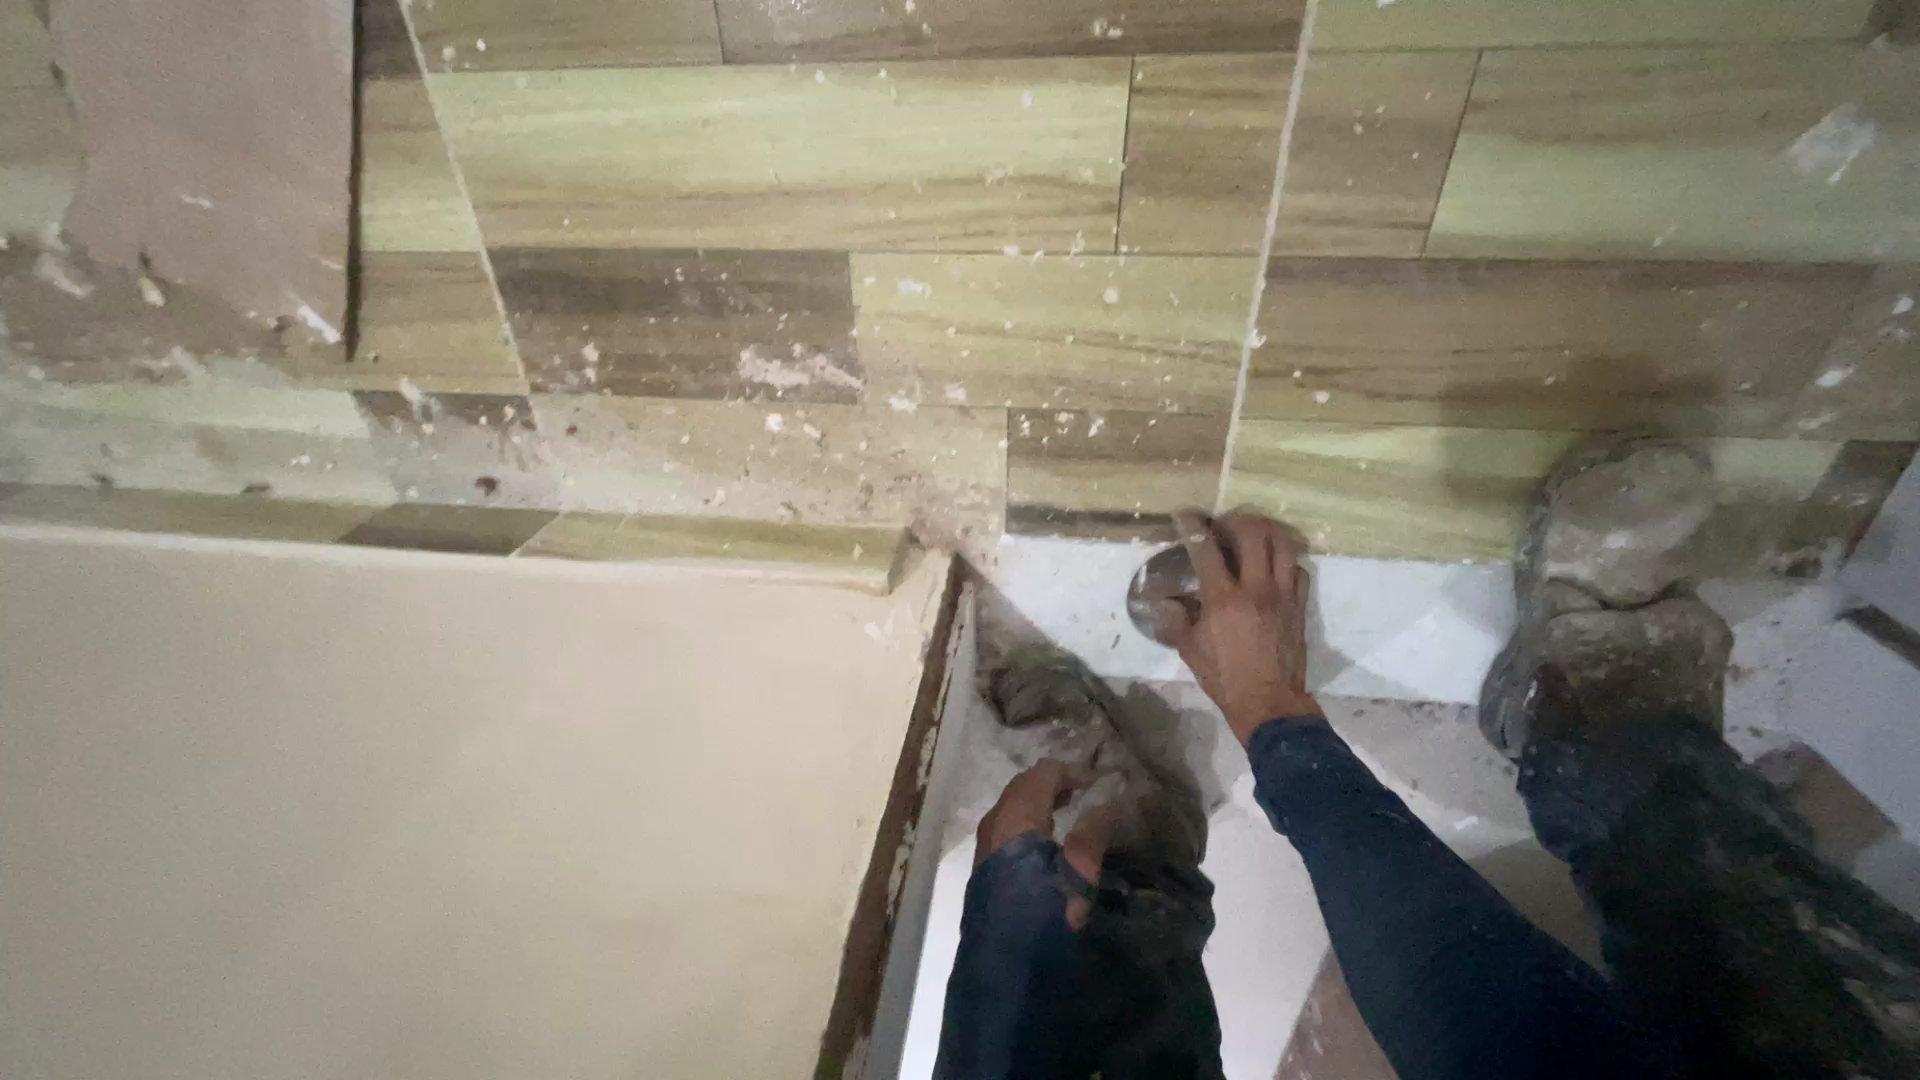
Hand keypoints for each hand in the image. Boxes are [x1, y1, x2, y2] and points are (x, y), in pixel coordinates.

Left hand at [975, 760, 1116, 928]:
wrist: (1002, 964)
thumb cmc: (1045, 912)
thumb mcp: (1079, 874)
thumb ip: (1093, 834)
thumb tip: (1107, 805)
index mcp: (1016, 815)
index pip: (1043, 773)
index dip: (1071, 772)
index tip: (1097, 783)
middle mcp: (995, 820)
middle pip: (1024, 784)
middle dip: (1054, 781)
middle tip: (1084, 790)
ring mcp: (985, 841)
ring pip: (1013, 803)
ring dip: (1040, 798)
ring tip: (1069, 807)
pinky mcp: (984, 861)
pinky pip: (1006, 822)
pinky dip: (1028, 816)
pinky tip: (1046, 835)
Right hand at [1157, 510, 1321, 745]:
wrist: (1268, 702)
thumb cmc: (1224, 676)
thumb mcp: (1189, 649)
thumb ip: (1175, 620)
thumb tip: (1165, 602)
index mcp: (1222, 598)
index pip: (1205, 548)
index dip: (1192, 526)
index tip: (1185, 515)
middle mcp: (1255, 588)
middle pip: (1252, 534)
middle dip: (1235, 520)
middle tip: (1222, 523)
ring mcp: (1282, 595)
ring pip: (1283, 544)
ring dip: (1266, 530)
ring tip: (1252, 531)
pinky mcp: (1299, 606)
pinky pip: (1297, 570)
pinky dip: (1285, 560)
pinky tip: (1273, 565)